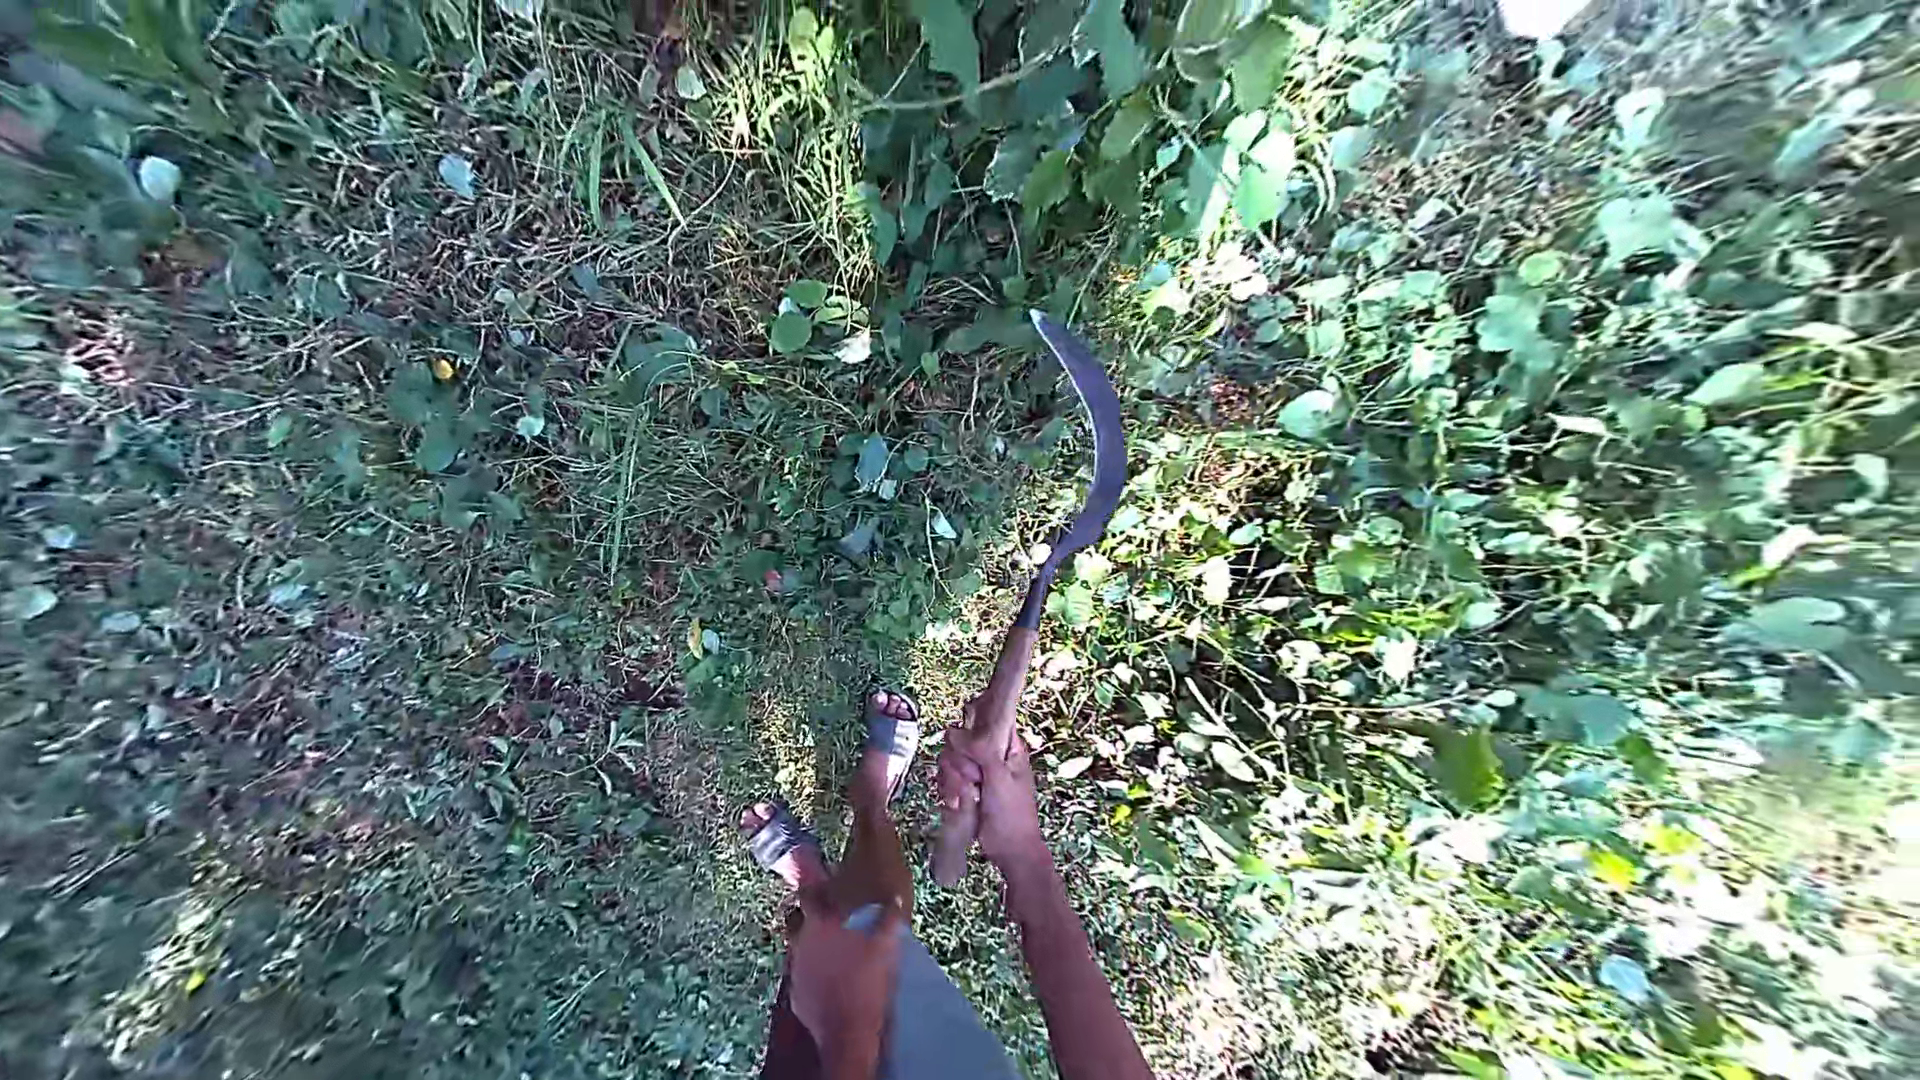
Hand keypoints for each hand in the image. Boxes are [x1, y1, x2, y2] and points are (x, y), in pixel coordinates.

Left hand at [787, 889, 901, 1079]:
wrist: (848, 1031)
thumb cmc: (867, 980)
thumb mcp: (885, 944)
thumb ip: (890, 917)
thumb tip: (896, 898)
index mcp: (820, 924)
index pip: (807, 895)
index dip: (814, 891)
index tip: (824, 889)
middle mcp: (801, 942)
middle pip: (798, 921)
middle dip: (811, 918)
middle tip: (831, 920)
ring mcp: (796, 970)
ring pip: (800, 949)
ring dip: (813, 947)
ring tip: (832, 951)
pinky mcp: (795, 994)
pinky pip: (803, 976)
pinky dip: (813, 974)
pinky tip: (829, 978)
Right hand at [938, 708, 1049, 874]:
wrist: (1010, 850)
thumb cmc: (1012, 812)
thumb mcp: (999, 776)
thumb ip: (979, 750)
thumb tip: (953, 731)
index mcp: (1007, 748)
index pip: (986, 723)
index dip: (973, 731)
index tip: (967, 747)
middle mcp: (990, 756)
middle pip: (961, 743)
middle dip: (961, 763)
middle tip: (972, 781)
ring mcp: (977, 773)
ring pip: (951, 761)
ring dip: (954, 781)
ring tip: (965, 798)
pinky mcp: (965, 789)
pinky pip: (948, 779)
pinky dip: (950, 791)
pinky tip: (957, 805)